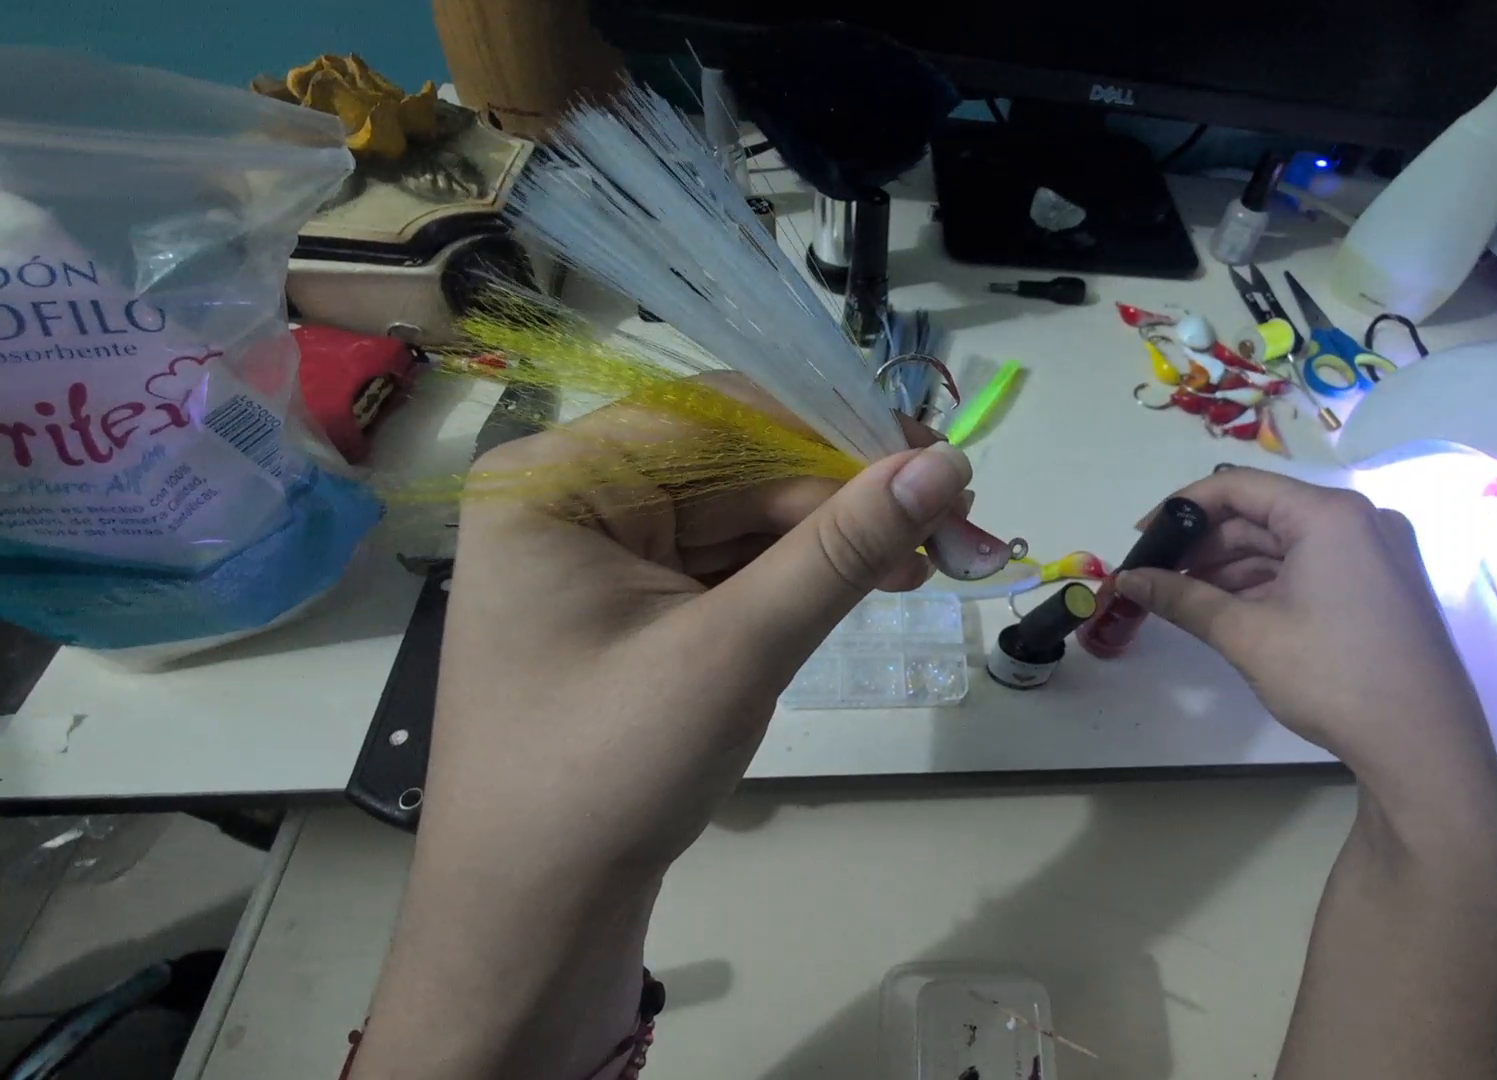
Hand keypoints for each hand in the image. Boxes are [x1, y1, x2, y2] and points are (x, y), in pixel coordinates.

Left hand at [424, 377, 972, 888]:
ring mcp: (611, 547)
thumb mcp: (736, 651)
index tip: (935, 464)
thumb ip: (841, 550)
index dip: (835, 433)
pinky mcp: (644, 594)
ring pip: (749, 509)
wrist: (539, 916)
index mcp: (562, 480)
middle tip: (951, 522)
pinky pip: (738, 556)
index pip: (720, 417)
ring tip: (925, 558)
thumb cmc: (609, 775)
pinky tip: (873, 576)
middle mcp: (580, 495)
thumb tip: (943, 467)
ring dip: (838, 533)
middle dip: (846, 495)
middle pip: (740, 461)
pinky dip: (806, 568)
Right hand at [1115, 468, 1496, 793]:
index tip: (1143, 539)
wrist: (1423, 749)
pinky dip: (1267, 585)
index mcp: (1330, 515)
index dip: (1182, 509)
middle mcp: (1359, 520)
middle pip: (1262, 515)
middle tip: (1159, 577)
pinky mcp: (1381, 585)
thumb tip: (1127, 579)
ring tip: (1186, 600)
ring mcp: (1376, 553)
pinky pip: (1310, 567)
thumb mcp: (1245, 635)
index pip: (1239, 487)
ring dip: (1231, 569)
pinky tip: (1231, 611)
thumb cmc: (1331, 678)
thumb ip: (1180, 597)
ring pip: (1284, 545)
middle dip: (1205, 547)